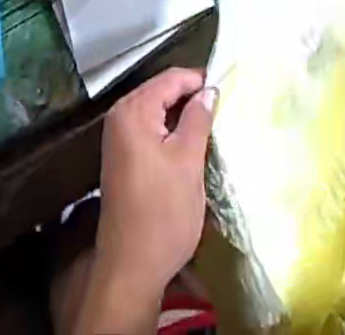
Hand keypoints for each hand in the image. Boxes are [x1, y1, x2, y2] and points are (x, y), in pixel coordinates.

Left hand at [94, 68, 215, 298]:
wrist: (130, 266)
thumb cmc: (163, 211)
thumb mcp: (188, 161)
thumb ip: (198, 119)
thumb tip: (209, 90)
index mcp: (133, 111)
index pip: (170, 78)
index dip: (198, 80)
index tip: (227, 88)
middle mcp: (120, 116)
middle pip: (160, 90)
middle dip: (190, 94)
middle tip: (222, 104)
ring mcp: (118, 136)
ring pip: (155, 109)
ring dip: (181, 112)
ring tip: (211, 121)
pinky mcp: (122, 155)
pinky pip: (149, 126)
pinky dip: (170, 128)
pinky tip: (190, 139)